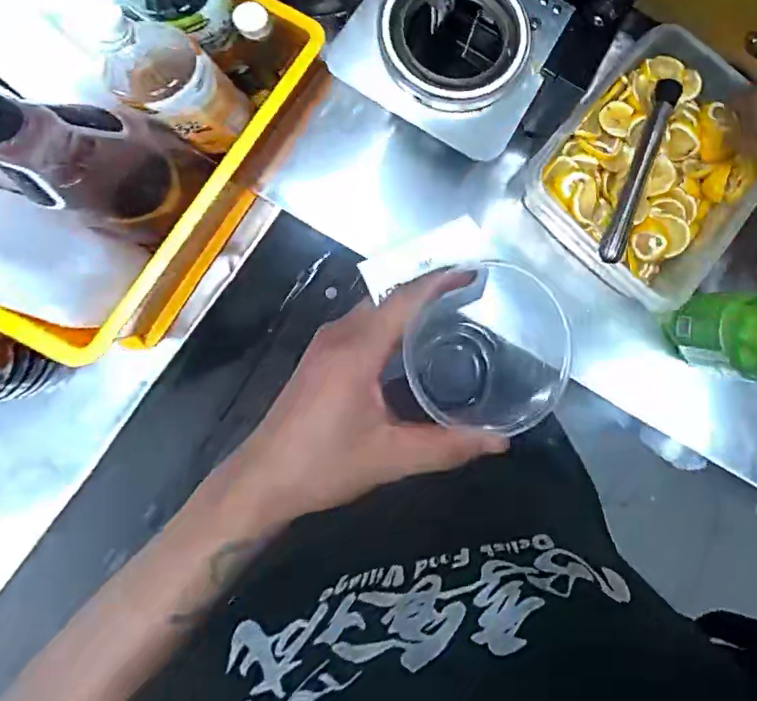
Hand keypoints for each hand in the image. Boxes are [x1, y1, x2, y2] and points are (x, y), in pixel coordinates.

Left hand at [227, 270, 508, 518]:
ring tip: (450, 310)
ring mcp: (326, 342)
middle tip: (471, 293)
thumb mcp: (389, 459)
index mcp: (357, 349)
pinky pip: (364, 320)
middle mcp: (341, 334)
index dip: (441, 281)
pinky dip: (393, 318)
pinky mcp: (321, 354)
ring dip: (410, 302)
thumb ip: (446, 447)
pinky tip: (411, 339)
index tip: (473, 272)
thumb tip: (499, 443)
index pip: (405, 299)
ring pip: (376, 306)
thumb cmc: (321, 467)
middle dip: (431, 288)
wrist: (257, 484)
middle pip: (391, 295)